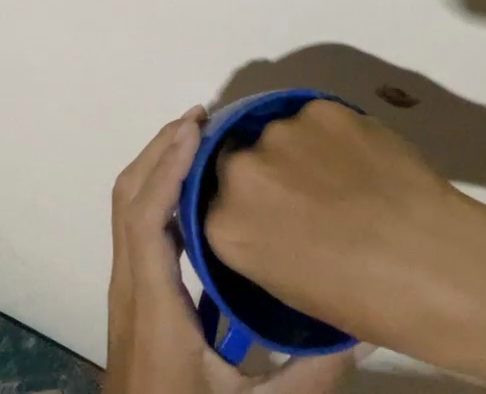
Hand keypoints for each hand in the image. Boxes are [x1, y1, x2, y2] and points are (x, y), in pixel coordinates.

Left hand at [106, 107, 356, 393]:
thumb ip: (309, 376)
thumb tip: (359, 333)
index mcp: (155, 307)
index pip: (147, 218)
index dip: (167, 166)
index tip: (196, 129)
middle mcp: (130, 287)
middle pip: (127, 197)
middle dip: (159, 149)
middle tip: (201, 117)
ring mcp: (125, 289)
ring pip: (126, 207)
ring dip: (155, 164)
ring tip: (195, 138)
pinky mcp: (132, 294)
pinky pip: (136, 225)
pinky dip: (156, 190)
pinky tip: (193, 191)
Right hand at [203, 100, 485, 387]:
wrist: (439, 265)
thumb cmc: (367, 301)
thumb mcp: (290, 286)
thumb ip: (260, 239)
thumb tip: (268, 215)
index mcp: (225, 226)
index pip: (216, 203)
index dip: (246, 207)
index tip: (272, 215)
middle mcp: (240, 170)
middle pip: (239, 159)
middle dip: (266, 173)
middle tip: (307, 194)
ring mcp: (281, 132)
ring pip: (280, 134)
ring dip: (301, 151)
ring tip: (347, 179)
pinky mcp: (321, 107)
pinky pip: (316, 118)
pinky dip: (334, 136)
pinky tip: (366, 161)